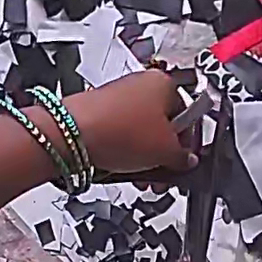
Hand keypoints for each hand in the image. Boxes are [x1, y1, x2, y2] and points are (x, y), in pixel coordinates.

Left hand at [63, 69, 196, 175]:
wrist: (73, 135)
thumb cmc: (116, 130)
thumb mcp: (165, 152)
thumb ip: (182, 157)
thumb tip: (185, 160)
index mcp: (164, 84)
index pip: (189, 115)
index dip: (189, 144)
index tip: (185, 162)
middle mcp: (140, 85)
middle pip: (163, 126)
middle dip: (164, 156)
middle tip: (163, 175)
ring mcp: (117, 99)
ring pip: (140, 134)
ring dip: (145, 159)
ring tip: (142, 177)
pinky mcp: (99, 114)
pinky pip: (120, 135)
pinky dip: (124, 153)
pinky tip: (123, 169)